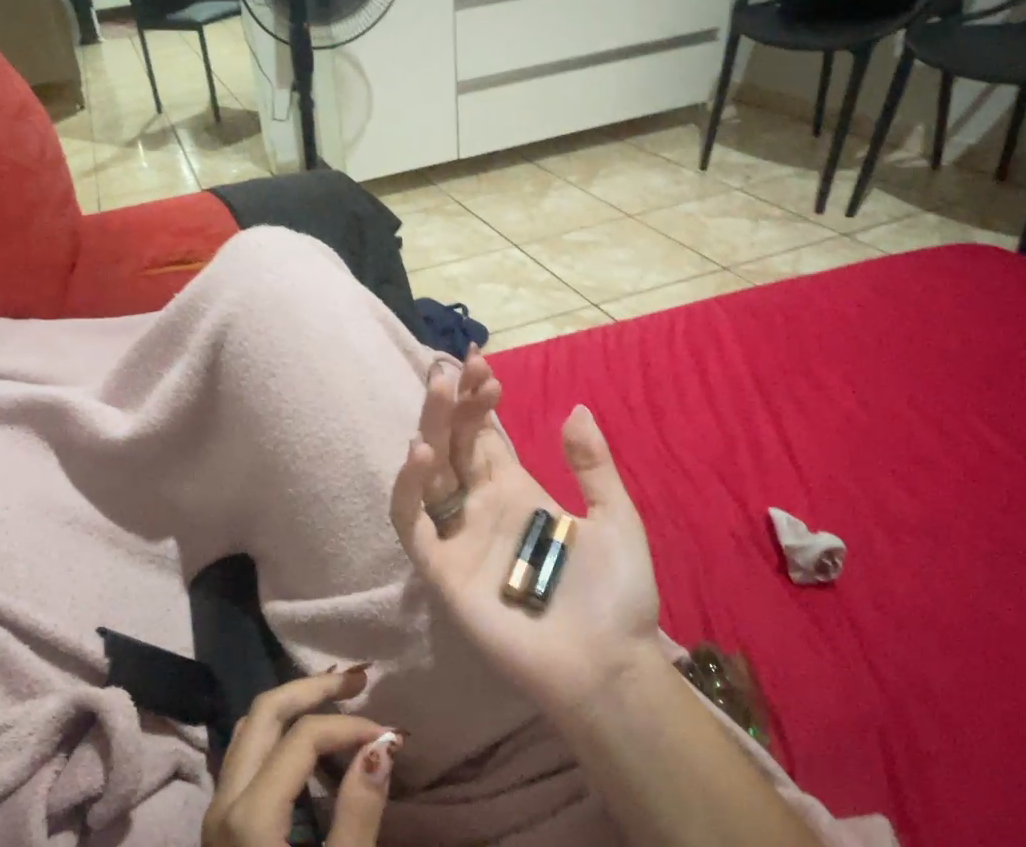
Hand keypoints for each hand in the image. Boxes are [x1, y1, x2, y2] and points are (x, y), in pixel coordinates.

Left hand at [201, 671, 401, 846]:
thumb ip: (358, 813)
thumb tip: (384, 745)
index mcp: (249, 816)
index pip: (303, 737)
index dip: (352, 727)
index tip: (394, 738)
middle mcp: (222, 801)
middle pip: (264, 712)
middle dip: (313, 689)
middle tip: (360, 678)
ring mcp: (215, 812)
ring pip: (249, 728)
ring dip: (293, 705)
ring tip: (337, 696)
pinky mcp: (221, 825)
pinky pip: (245, 754)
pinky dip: (278, 731)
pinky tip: (309, 739)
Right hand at [390, 350, 661, 713]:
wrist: (607, 664)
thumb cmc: (614, 595)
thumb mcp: (616, 517)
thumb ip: (591, 465)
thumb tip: (575, 407)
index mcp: (517, 491)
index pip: (485, 434)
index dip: (478, 399)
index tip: (481, 362)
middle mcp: (481, 507)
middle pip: (454, 445)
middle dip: (453, 404)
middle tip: (457, 367)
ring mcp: (457, 536)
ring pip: (429, 474)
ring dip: (430, 430)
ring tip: (441, 390)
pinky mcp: (441, 569)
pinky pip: (412, 523)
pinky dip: (408, 490)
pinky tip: (420, 455)